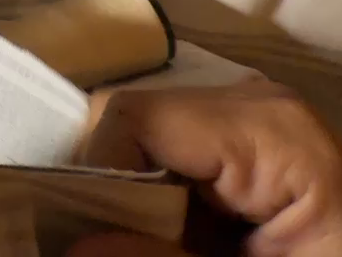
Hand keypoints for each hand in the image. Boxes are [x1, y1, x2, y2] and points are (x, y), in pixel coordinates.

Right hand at [72, 81, 341, 256]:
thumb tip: (71, 245)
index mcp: (269, 129)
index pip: (134, 117)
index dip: (96, 173)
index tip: (85, 237)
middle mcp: (253, 100)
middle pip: (133, 120)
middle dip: (109, 185)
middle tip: (104, 240)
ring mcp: (252, 116)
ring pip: (143, 135)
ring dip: (130, 194)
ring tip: (139, 241)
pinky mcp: (251, 141)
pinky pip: (173, 150)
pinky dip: (156, 195)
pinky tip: (172, 235)